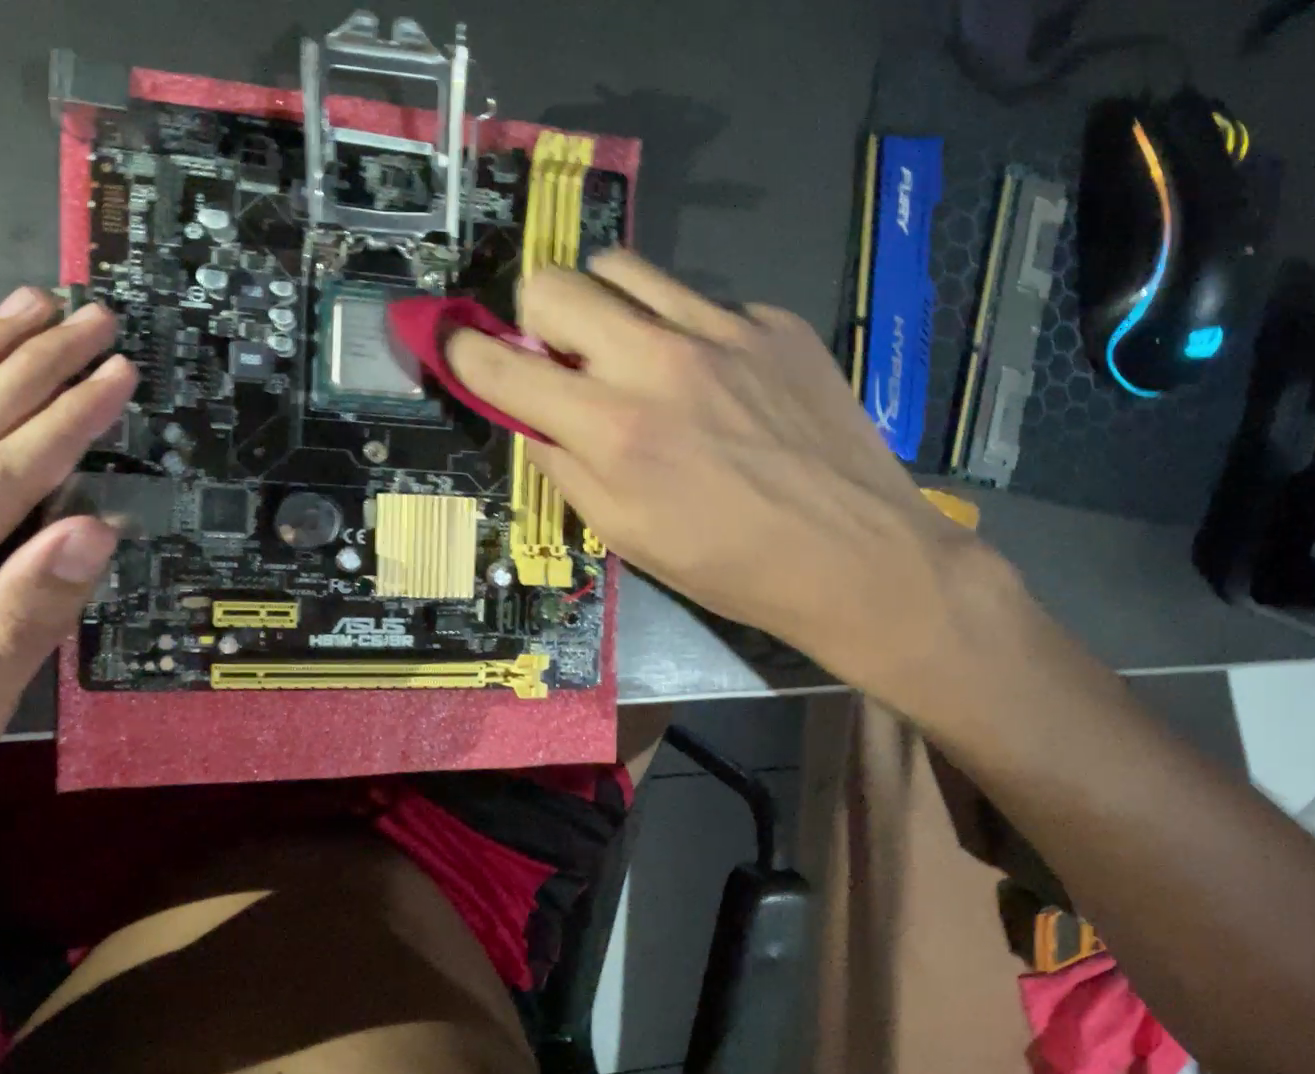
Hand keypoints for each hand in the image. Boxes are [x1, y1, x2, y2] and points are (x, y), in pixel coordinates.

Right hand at [447, 251, 995, 700]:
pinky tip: (716, 376)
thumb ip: (565, 466)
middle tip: (558, 352)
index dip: (464, 351)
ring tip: (629, 347)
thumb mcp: (627, 536)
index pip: (504, 366)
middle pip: (555, 283)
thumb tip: (533, 415)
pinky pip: (701, 300)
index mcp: (614, 430)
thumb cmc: (730, 565)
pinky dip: (687, 330)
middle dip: (535, 315)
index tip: (456, 344)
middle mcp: (659, 362)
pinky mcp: (774, 323)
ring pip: (624, 268)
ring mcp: (723, 331)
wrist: (857, 554)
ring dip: (606, 305)